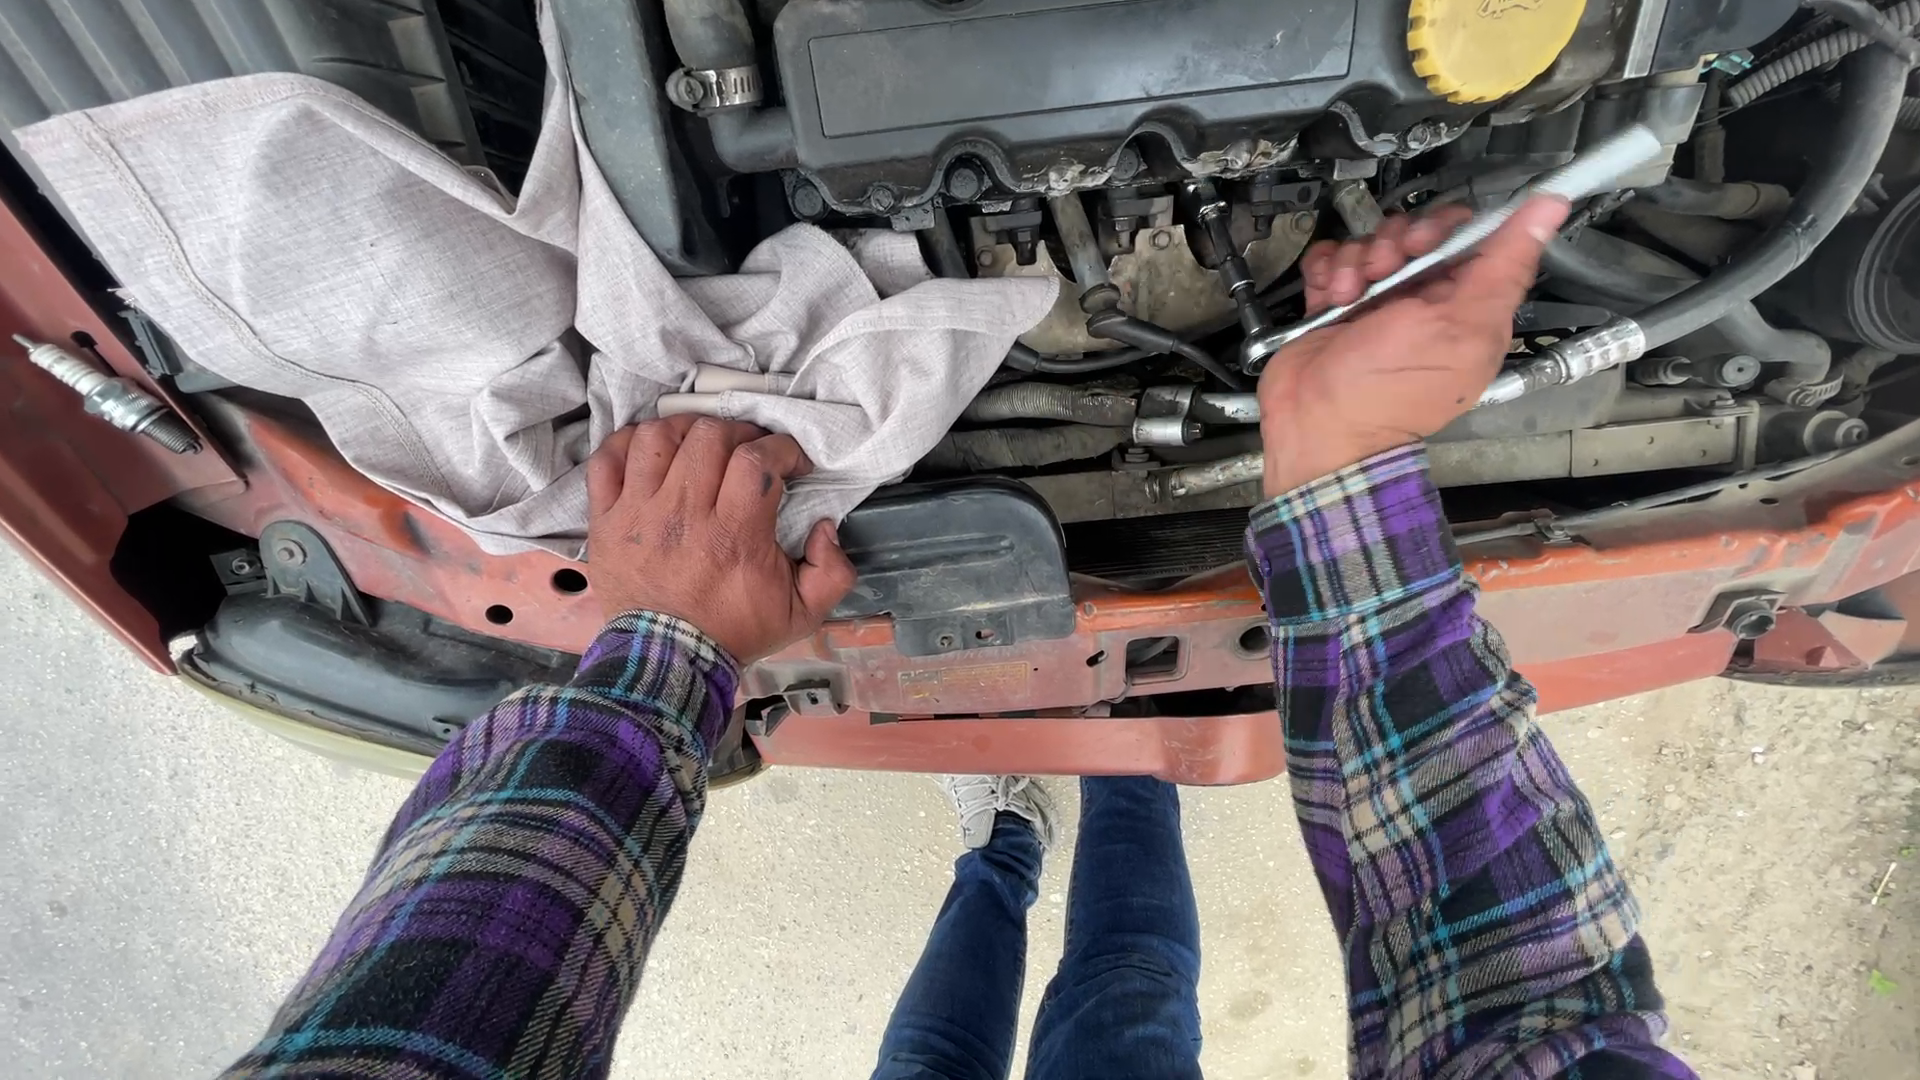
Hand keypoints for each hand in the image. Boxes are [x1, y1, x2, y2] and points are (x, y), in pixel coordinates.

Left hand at [585, 415, 856, 663]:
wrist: (669, 661)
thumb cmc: (736, 630)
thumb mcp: (804, 613)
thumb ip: (833, 571)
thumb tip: (826, 526)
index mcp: (735, 534)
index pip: (757, 460)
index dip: (783, 448)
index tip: (794, 463)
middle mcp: (684, 514)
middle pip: (709, 437)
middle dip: (740, 433)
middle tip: (752, 451)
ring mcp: (638, 513)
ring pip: (658, 438)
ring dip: (687, 429)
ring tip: (703, 445)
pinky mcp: (606, 520)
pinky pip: (607, 460)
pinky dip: (629, 443)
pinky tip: (654, 451)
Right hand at [1257, 196, 1568, 495]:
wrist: (1314, 424)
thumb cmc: (1387, 389)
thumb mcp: (1459, 328)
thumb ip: (1505, 265)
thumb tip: (1552, 204)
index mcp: (1465, 311)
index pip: (1469, 241)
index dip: (1447, 230)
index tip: (1424, 245)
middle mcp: (1420, 306)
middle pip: (1416, 236)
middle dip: (1396, 242)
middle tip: (1382, 271)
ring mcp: (1372, 307)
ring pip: (1370, 247)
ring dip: (1355, 261)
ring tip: (1346, 294)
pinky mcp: (1330, 310)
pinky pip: (1330, 264)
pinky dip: (1325, 268)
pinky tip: (1327, 292)